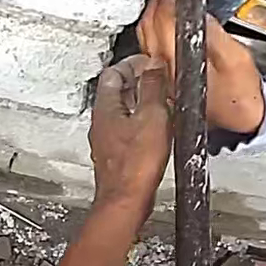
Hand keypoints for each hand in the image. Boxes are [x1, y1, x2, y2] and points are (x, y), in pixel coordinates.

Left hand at [89, 55, 172, 214]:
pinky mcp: (117, 157)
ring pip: (123, 113)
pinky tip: (158, 133)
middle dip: (139, 83)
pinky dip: (142, 126)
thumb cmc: (135, 166)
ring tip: (163, 105)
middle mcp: (102, 124)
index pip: (113, 72)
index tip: (151, 63)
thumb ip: (153, 86)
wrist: (126, 201)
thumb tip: (153, 65)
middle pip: (117, 92)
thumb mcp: (152, 116)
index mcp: (106, 108)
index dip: (133, 63)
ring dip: (142, 105)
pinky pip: (128, 132)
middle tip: (160, 81)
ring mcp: (107, 141)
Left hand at [137, 0, 265, 135]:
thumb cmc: (240, 99)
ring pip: (146, 36)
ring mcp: (159, 78)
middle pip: (148, 25)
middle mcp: (161, 73)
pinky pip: (150, 48)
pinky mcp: (162, 82)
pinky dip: (155, 28)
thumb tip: (197, 10)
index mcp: (177, 65)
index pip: (163, 18)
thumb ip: (214, 35)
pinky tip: (164, 19)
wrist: (240, 125)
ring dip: (153, 10)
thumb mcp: (236, 60)